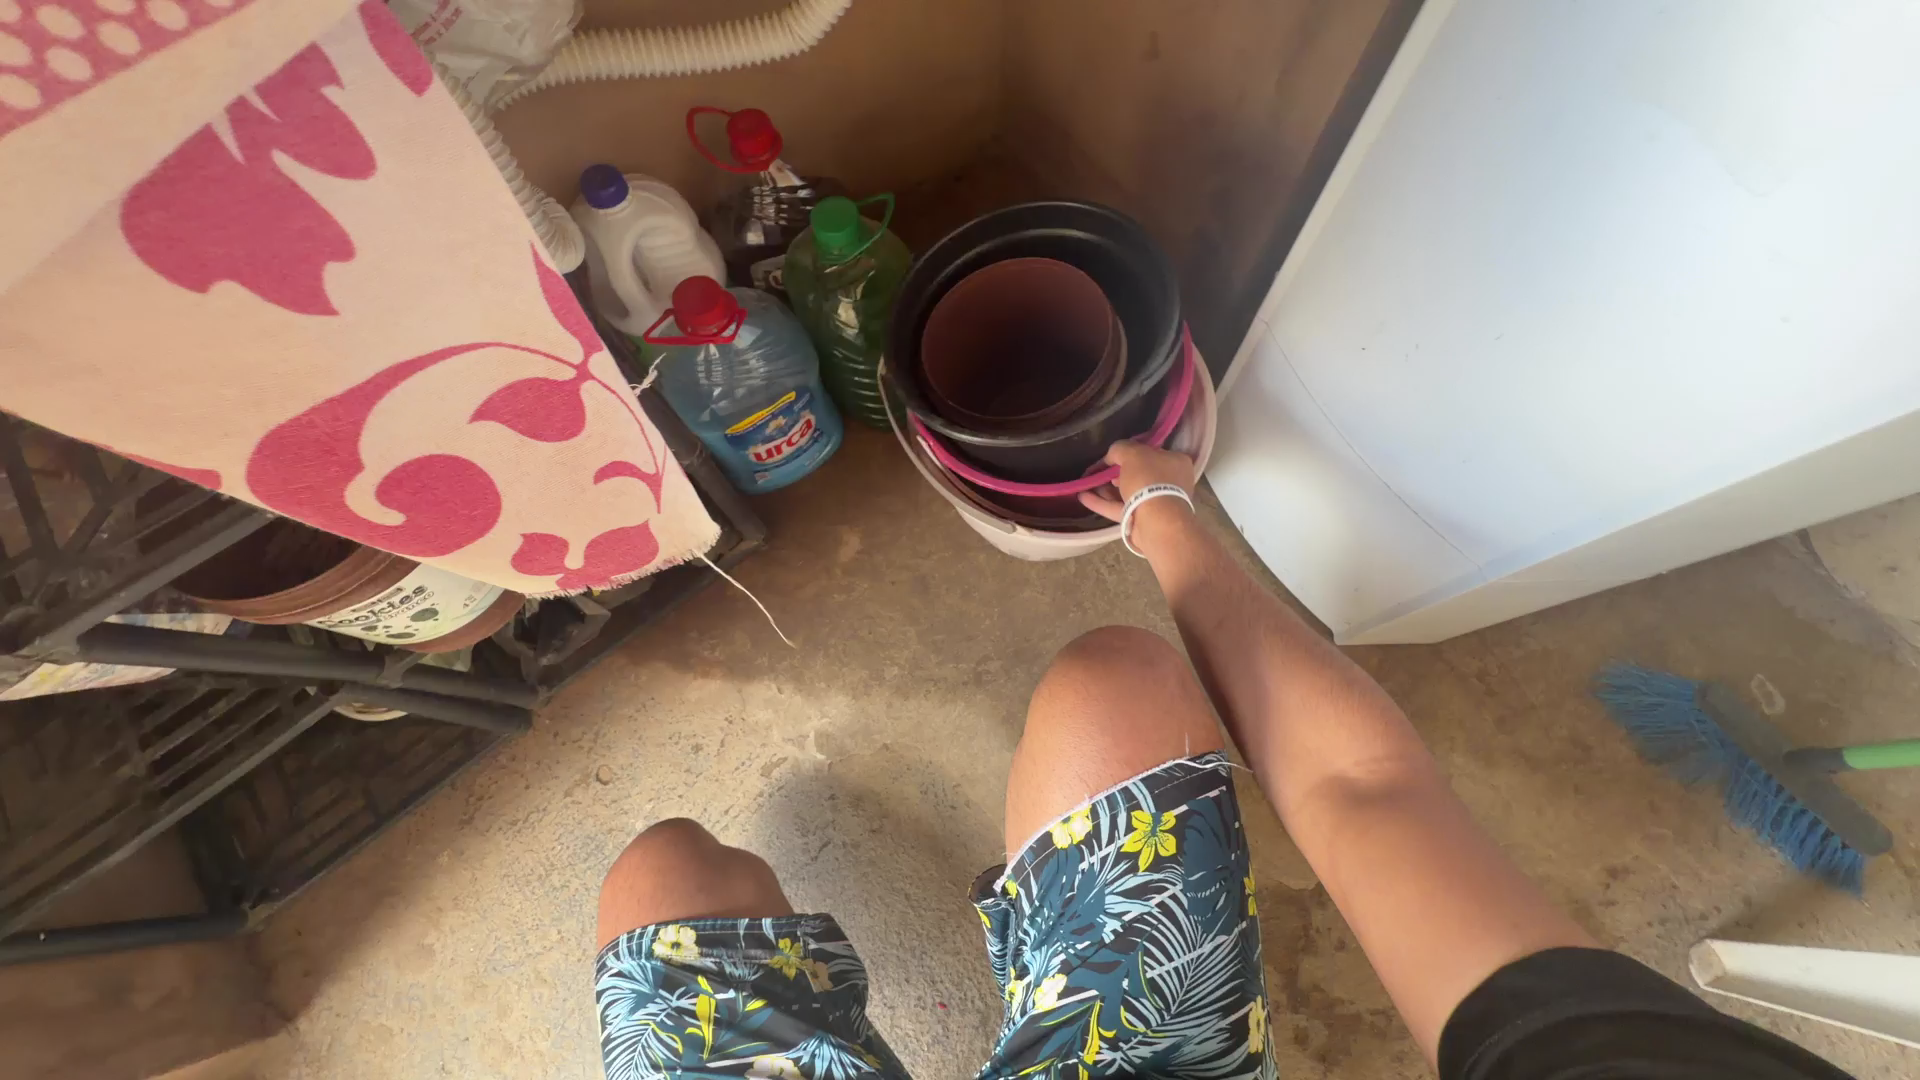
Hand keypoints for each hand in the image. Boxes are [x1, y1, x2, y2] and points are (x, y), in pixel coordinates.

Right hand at [1079, 440, 1196, 522]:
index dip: (1131, 453)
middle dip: (1116, 473)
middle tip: (1099, 472)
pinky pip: (1120, 508)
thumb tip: (1112, 456)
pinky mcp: (1143, 521)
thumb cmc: (1149, 480)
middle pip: (1139, 474)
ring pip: (1128, 493)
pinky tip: (1083, 497)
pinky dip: (1102, 503)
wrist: (1155, 521)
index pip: (1152, 453)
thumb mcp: (1132, 453)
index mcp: (1176, 462)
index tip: (1113, 456)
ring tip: (1086, 484)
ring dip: (1106, 488)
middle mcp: (1171, 482)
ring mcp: (1157, 504)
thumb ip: (1120, 449)